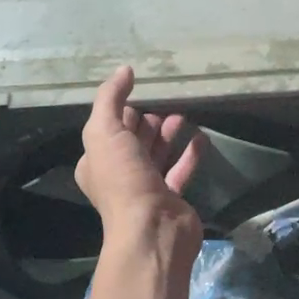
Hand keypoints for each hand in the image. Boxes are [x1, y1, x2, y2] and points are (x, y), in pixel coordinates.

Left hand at [76, 66, 205, 242]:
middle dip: (148, 121)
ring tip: (184, 115)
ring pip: (158, 154)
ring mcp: (146, 188)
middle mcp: (119, 175)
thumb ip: (110, 97)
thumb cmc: (123, 178)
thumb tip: (124, 70)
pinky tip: (201, 138)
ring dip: (169, 134)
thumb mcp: (105, 131)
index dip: (123, 110)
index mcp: (96, 162)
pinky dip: (190, 154)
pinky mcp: (172, 198)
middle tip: (167, 102)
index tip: (141, 92)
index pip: (109, 128)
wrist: (152, 228)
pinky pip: (181, 170)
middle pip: (135, 141)